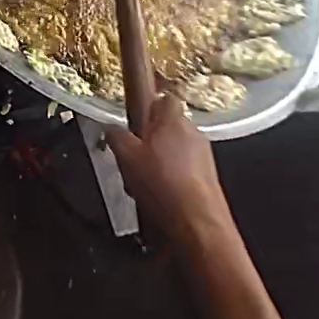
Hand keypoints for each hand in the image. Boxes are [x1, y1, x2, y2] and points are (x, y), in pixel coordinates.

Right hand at [106, 91, 229, 244]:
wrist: (196, 221)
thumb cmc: (162, 183)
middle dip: (150, 135)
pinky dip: (170, 173)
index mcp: (172, 120)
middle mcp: (192, 132)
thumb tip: (111, 128)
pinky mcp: (207, 176)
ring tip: (141, 175)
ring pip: (175, 146)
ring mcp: (203, 154)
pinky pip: (184, 166)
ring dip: (159, 156)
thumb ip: (115, 135)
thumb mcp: (125, 155)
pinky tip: (156, 190)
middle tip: (131, 150)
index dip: (148, 104)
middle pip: (168, 124)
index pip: (164, 97)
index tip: (135, 116)